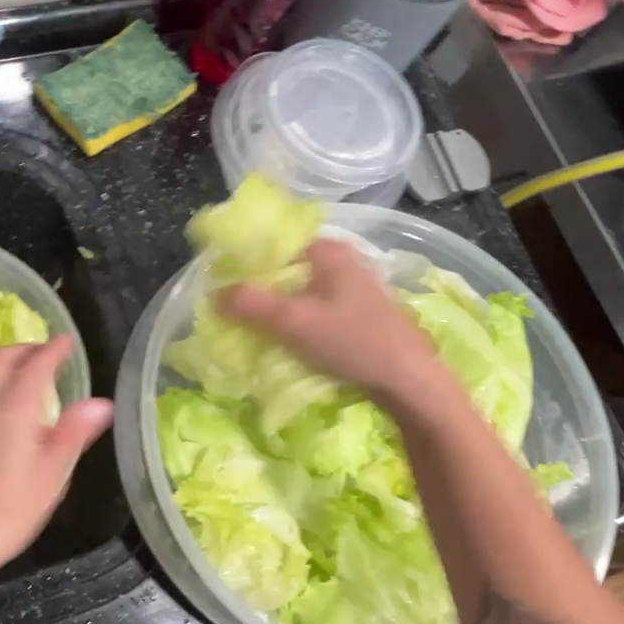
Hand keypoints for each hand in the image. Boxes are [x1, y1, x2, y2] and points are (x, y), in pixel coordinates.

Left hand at [0, 337, 112, 605]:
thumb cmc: (4, 515)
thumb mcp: (50, 479)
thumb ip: (73, 434)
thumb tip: (101, 403)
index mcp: (13, 409)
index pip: (36, 365)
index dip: (54, 349)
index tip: (67, 340)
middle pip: (2, 359)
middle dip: (26, 350)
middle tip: (46, 353)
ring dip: (7, 373)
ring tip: (29, 390)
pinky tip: (1, 424)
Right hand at [219, 239, 454, 405]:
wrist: (409, 381)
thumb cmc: (352, 341)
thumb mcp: (293, 322)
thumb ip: (250, 304)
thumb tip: (214, 294)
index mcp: (330, 251)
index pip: (278, 241)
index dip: (249, 258)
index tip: (224, 279)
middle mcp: (343, 263)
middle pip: (288, 269)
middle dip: (260, 287)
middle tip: (232, 307)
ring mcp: (354, 290)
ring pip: (302, 292)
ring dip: (277, 308)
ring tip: (251, 327)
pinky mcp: (359, 317)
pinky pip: (317, 311)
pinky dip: (297, 322)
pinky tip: (285, 341)